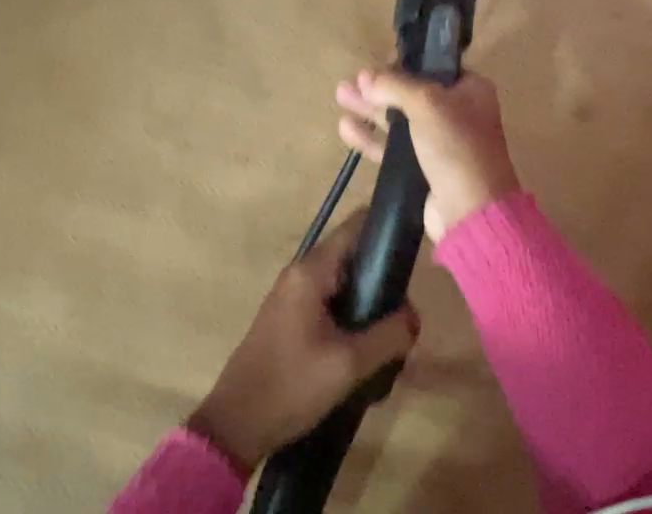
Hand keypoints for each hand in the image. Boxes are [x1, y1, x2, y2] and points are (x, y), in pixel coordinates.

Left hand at [187, 211, 419, 470]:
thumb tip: (414, 315)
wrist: (236, 425)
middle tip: (408, 309)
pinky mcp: (291, 318)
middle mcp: (300, 273)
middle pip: (353, 256)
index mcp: (310, 272)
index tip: (416, 248)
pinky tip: (367, 348)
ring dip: (370, 303)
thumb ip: (389, 334)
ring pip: (345, 283)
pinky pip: (332, 303)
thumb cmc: (291, 386)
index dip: (387, 229)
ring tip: (392, 333)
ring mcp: (293, 296)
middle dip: (384, 277)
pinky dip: (353, 317)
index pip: (355, 227)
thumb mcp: (349, 364)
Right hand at [336, 69, 519, 242]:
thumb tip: (367, 79)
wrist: (470, 209)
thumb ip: (395, 86)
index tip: (379, 63)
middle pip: (411, 93)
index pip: (435, 67)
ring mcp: (439, 142)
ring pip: (398, 120)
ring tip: (341, 96)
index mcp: (470, 90)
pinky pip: (392, 148)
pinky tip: (346, 127)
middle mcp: (456, 113)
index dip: (406, 64)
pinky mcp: (422, 168)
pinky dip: (371, 137)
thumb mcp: (427, 104)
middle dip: (380, 86)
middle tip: (353, 81)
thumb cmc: (456, 145)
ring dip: (370, 108)